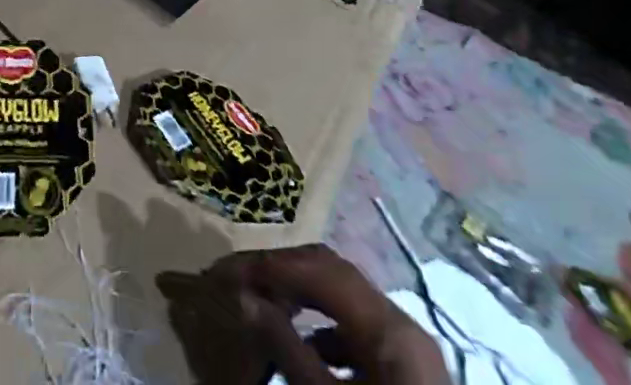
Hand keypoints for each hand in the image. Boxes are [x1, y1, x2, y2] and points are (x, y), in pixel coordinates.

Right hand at [206, 244, 448, 384]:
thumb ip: (285, 347)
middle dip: (280, 269)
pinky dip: (322, 323)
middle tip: (237, 277)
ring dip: (299, 290)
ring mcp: (407, 341)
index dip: (266, 266)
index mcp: (386, 326)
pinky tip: (300, 345)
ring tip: (260, 301)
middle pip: (330, 270)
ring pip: (343, 292)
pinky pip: (357, 323)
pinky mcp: (406, 363)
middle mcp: (400, 319)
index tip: (224, 272)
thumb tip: (244, 299)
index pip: (314, 269)